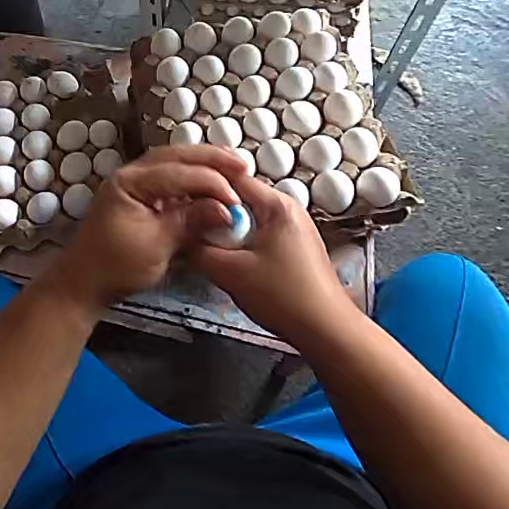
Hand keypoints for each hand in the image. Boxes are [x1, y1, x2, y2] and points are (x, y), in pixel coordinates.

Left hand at [52, 145, 244, 308]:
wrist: (85, 283)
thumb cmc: (116, 266)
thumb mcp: (157, 246)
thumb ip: (191, 222)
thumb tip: (227, 210)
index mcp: (130, 182)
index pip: (177, 172)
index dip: (210, 182)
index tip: (235, 198)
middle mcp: (132, 174)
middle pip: (176, 155)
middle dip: (211, 158)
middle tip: (242, 164)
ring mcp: (136, 182)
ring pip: (175, 161)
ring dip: (205, 163)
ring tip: (233, 167)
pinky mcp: (142, 194)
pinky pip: (172, 176)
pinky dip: (194, 177)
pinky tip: (214, 182)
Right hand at [189, 172, 362, 346]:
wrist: (326, 329)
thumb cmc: (287, 298)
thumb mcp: (231, 273)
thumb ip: (200, 250)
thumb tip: (182, 235)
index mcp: (277, 205)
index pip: (233, 178)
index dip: (204, 188)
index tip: (185, 202)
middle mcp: (289, 209)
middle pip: (242, 199)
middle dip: (217, 215)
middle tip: (197, 232)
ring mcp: (295, 228)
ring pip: (251, 220)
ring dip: (232, 234)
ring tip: (218, 253)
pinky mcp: (296, 247)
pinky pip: (262, 235)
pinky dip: (246, 246)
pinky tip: (239, 266)